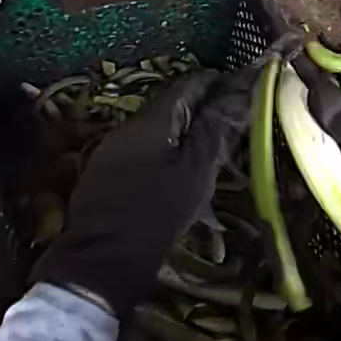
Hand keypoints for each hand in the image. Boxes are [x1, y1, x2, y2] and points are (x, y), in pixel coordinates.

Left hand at [34, 68, 251, 315]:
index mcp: (152, 121)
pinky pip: (141, 143)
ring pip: (154, 124)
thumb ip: (215, 128)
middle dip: (198, 100)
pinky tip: (176, 159)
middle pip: (167, 102)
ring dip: (180, 123)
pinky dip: (164, 142)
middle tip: (226, 109)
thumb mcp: (196, 171)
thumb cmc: (157, 213)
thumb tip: (238, 92)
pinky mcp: (104, 169)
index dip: (212, 80)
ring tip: (206, 134)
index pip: (186, 85)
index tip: (234, 83)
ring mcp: (112, 147)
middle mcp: (128, 126)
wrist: (102, 260)